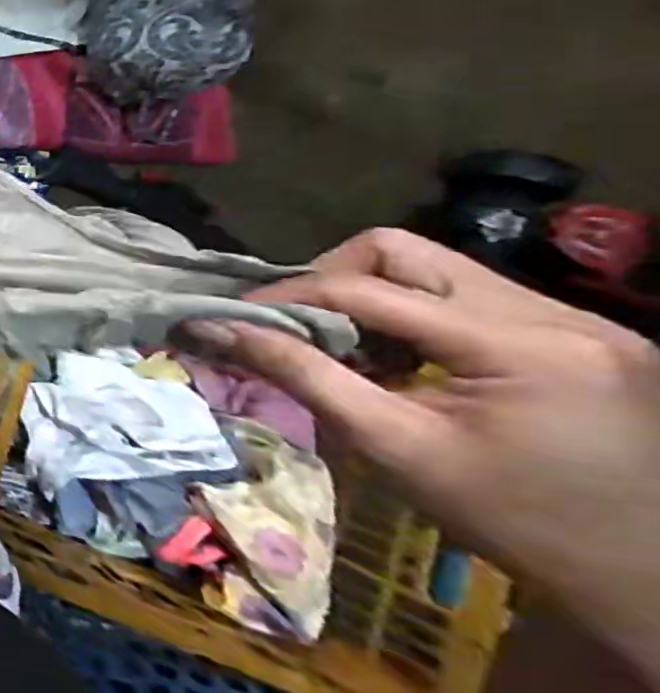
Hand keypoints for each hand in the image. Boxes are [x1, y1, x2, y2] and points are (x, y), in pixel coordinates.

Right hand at [188, 228, 659, 675]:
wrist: (643, 580)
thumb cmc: (512, 520)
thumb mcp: (395, 446)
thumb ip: (302, 375)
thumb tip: (213, 328)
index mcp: (521, 346)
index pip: (366, 288)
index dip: (288, 296)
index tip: (236, 315)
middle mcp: (556, 314)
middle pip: (401, 250)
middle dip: (331, 278)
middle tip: (300, 321)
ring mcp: (575, 319)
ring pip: (430, 264)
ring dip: (370, 293)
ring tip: (348, 341)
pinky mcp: (576, 332)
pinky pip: (464, 291)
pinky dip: (411, 310)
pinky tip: (401, 353)